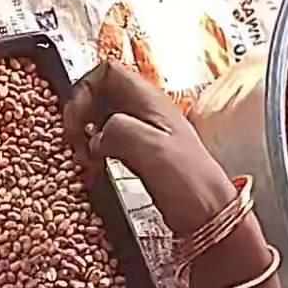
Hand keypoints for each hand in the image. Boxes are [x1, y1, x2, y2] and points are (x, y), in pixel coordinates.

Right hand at [63, 61, 234, 234]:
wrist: (210, 216)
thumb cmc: (189, 183)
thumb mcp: (153, 150)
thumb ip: (118, 130)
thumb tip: (95, 136)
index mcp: (149, 100)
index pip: (106, 71)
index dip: (85, 89)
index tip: (78, 120)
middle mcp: (144, 110)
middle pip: (98, 93)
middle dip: (79, 114)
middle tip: (77, 142)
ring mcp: (142, 131)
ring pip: (99, 117)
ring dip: (84, 134)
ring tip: (85, 157)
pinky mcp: (138, 152)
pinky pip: (105, 140)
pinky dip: (93, 150)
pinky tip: (95, 167)